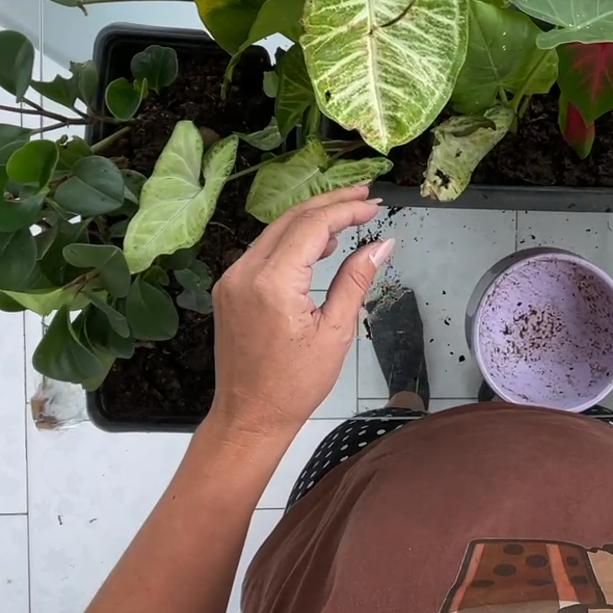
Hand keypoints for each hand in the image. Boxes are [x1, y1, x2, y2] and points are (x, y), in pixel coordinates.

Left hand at [204, 184, 391, 446]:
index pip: (312, 227)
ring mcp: (232, 279)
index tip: (375, 205)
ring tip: (350, 214)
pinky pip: (264, 250)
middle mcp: (244, 272)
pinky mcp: (231, 288)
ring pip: (276, 230)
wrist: (249, 416)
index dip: (346, 210)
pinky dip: (294, 239)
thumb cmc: (295, 384)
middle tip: (366, 195)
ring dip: (312, 218)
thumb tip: (382, 244)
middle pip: (291, 219)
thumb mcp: (336, 332)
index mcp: (272, 283)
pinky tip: (320, 243)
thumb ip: (356, 280)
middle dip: (330, 203)